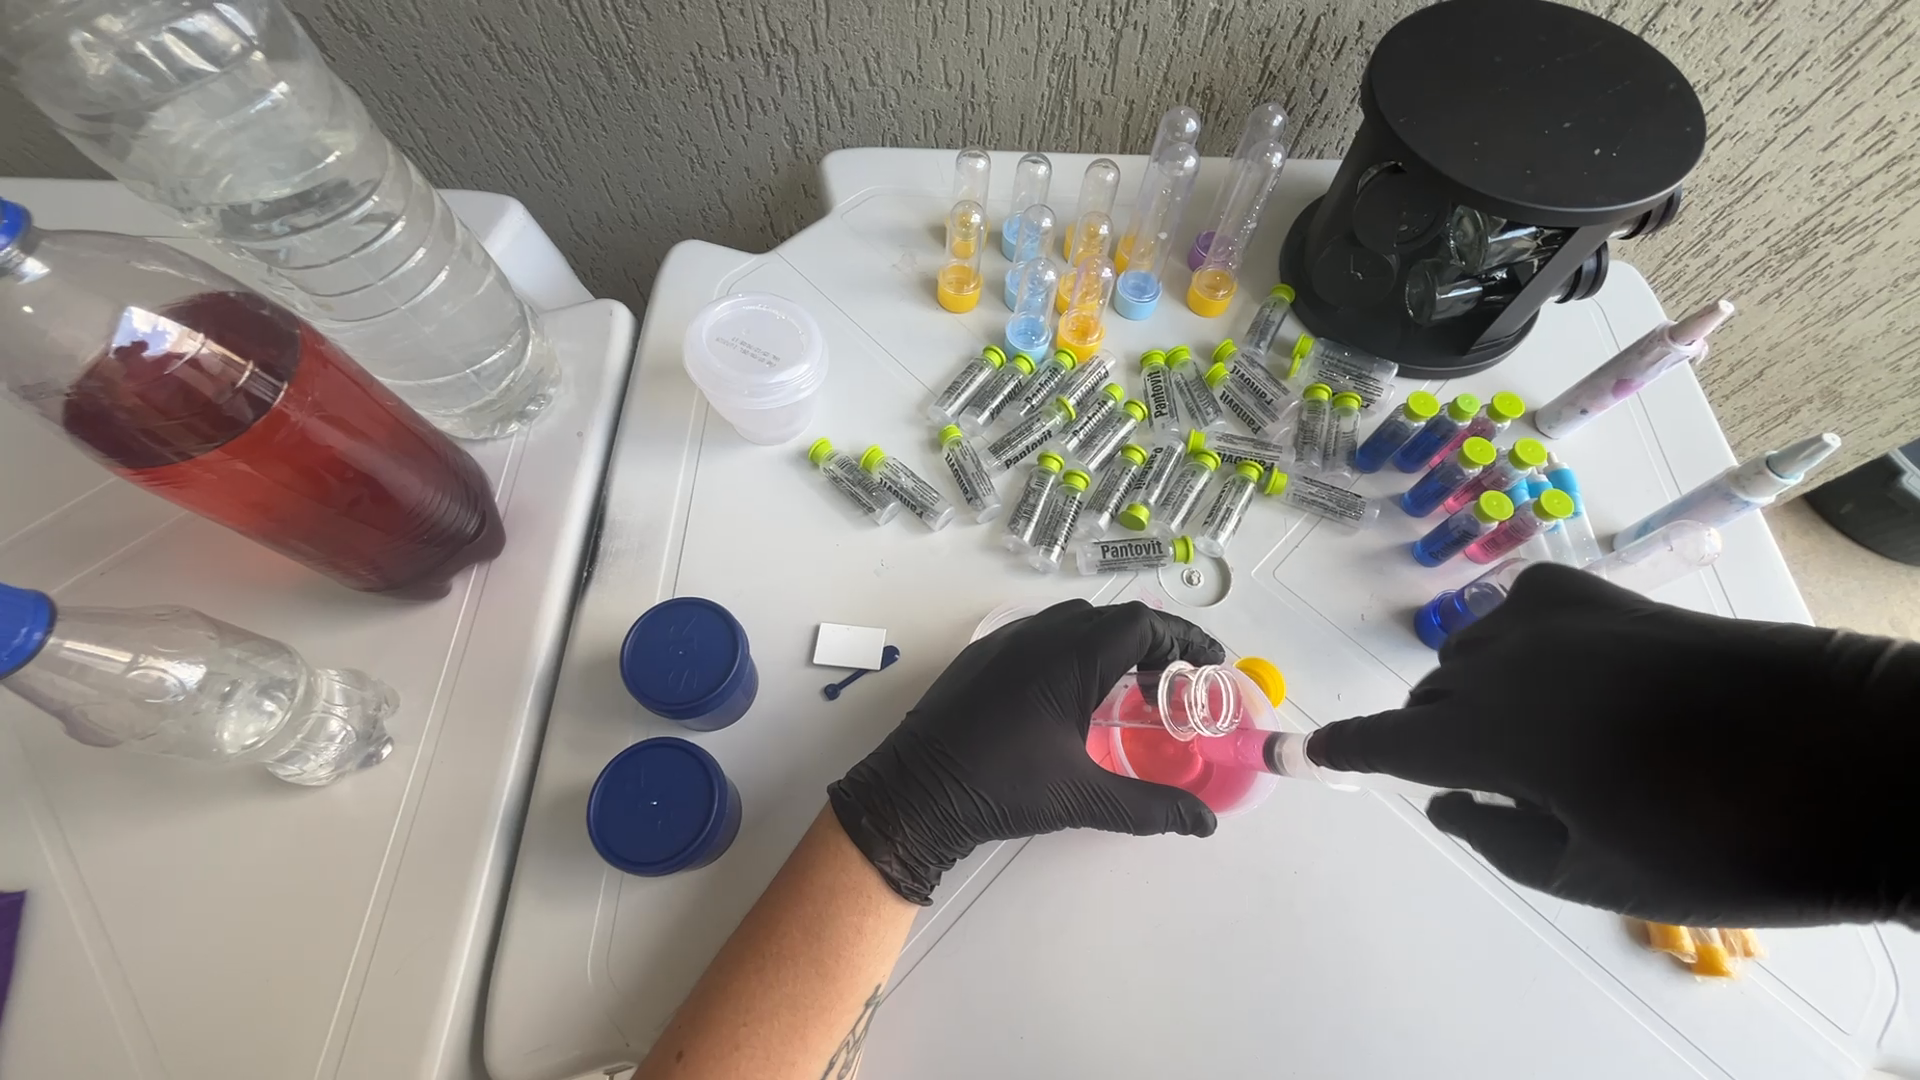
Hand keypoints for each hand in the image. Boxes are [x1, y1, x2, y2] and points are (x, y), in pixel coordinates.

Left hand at [829, 600, 1223, 904]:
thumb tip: (1203, 821)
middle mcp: (1038, 636)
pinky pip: (1040, 634)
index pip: (1141, 625)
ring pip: (1073, 622)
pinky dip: (1072, 649)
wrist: (916, 790)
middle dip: (1151, 644)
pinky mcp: (983, 655)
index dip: (1182, 639)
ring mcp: (1005, 641)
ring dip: (1109, 644)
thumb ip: (1151, 806)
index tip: (1207, 665)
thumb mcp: (1084, 798)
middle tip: (1173, 684)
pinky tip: (1074, 693)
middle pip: (1111, 619)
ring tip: (1130, 687)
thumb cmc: (1002, 787)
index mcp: (1069, 658)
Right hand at [1309, 563, 1919, 927]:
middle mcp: (1501, 667)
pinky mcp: (1596, 595)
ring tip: (1548, 731)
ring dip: (1479, 694)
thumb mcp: (1602, 876)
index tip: (1305, 751)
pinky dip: (1515, 640)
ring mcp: (1547, 621)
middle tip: (1500, 784)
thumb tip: (1443, 804)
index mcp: (1494, 737)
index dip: (1342, 748)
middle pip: (1428, 699)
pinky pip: (1514, 610)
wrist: (1877, 763)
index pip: (1386, 741)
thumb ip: (1497, 841)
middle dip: (1440, 739)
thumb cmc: (1735, 843)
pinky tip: (1561, 663)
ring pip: (1467, 658)